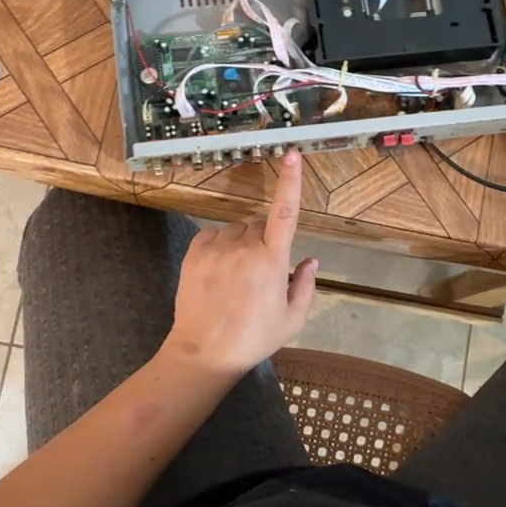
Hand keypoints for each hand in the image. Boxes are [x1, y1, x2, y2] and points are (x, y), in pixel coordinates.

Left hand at [162, 148, 318, 375]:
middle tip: (258, 276)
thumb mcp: (292, 320)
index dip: (291, 182)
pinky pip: (211, 236)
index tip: (293, 154)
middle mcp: (244, 247)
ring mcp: (216, 248)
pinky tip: (218, 272)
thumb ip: (305, 286)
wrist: (205, 352)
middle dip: (262, 242)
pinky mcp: (194, 253)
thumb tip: (311, 260)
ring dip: (239, 245)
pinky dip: (218, 247)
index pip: (285, 213)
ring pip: (235, 231)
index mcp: (272, 261)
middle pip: (259, 226)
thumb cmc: (254, 338)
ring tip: (234, 279)